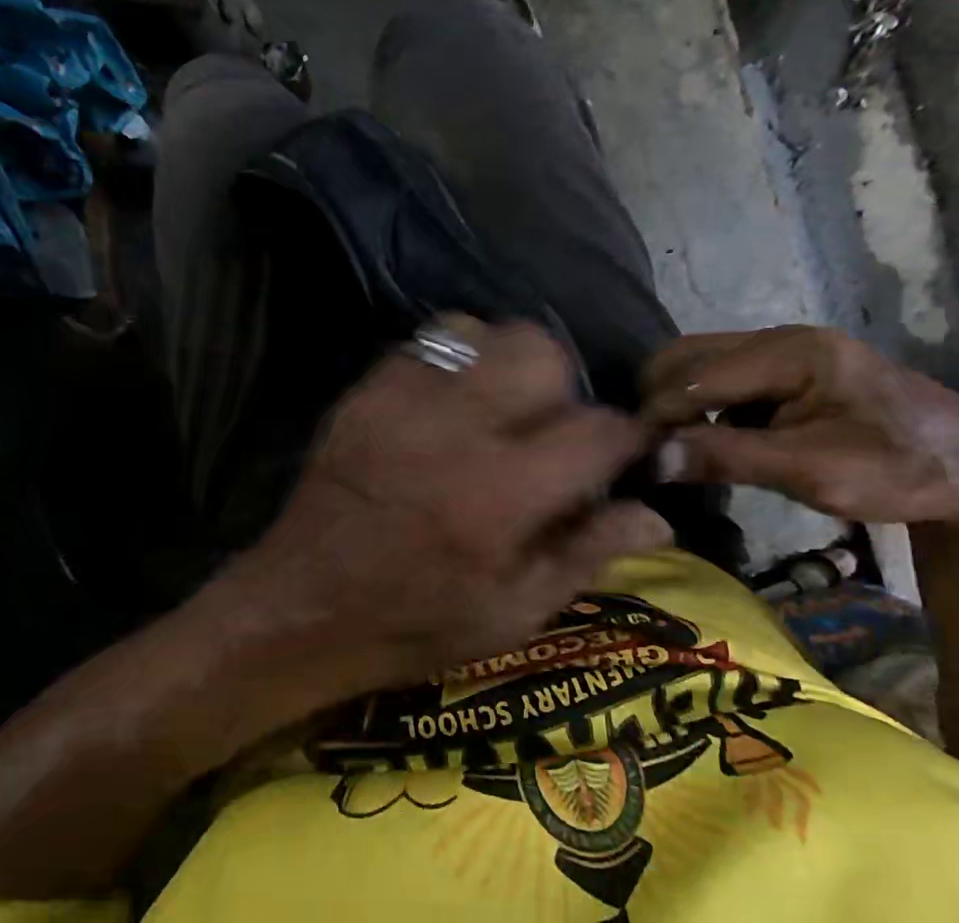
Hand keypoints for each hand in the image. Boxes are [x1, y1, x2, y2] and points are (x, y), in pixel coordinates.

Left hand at [224, 315, 671, 695]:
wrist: (300, 607)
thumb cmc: (415, 623)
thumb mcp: (515, 612)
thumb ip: (590, 553)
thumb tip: (658, 514)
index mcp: (504, 494)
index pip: (598, 430)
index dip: (627, 437)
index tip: (625, 452)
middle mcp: (458, 429)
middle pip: (542, 353)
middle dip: (566, 388)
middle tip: (552, 433)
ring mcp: (405, 400)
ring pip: (488, 335)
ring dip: (512, 368)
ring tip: (503, 414)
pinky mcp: (368, 392)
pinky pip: (432, 345)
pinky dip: (459, 364)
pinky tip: (452, 408)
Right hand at [643, 326, 958, 530]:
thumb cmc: (899, 470)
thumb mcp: (812, 471)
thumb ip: (728, 458)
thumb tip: (650, 458)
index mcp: (790, 352)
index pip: (694, 375)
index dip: (658, 416)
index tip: (636, 461)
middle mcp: (780, 338)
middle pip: (688, 355)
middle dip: (659, 401)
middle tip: (652, 452)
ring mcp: (785, 352)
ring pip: (701, 364)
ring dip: (678, 403)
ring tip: (675, 450)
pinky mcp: (789, 372)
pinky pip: (723, 378)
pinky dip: (702, 406)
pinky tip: (711, 441)